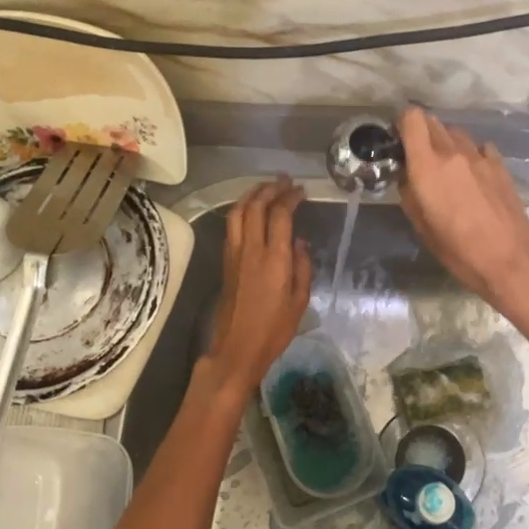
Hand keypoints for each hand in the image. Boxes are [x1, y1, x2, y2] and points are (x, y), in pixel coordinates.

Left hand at [200, 177, 311, 401]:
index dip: (290, 197)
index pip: (280, 215)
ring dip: (251, 194)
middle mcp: (251, 250)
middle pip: (256, 206)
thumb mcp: (300, 301)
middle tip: (284, 181)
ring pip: (238, 212)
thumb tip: (299, 242)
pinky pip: (231, 225)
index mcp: (274, 259)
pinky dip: (241, 210)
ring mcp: (234, 254)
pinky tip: (250, 209)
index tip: (301, 190)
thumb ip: (302, 267)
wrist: (237, 347)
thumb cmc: (274, 329)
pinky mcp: (225, 261)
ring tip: (265, 188)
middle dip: (270, 188)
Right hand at [396, 107, 528, 306]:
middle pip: (433, 122)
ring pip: (456, 133)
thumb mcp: (421, 226)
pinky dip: (471, 154)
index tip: (399, 141)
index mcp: (427, 165)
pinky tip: (473, 175)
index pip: (412, 118)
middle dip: (422, 133)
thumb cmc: (458, 250)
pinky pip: (479, 148)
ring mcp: (480, 156)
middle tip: (419, 158)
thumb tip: (408, 176)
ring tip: (446, 168)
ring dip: (446, 143)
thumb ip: (409, 193)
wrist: (509, 260)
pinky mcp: (500, 165)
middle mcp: (453, 152)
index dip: (402, 124)